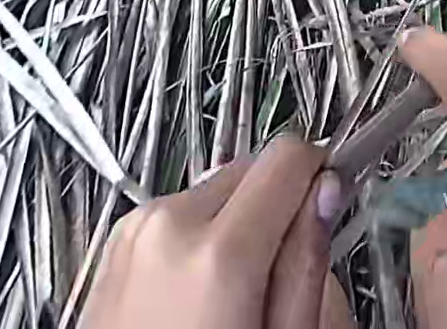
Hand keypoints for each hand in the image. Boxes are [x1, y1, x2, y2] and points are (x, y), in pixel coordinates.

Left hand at [78, 137, 343, 328]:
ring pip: (221, 185)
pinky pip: (184, 208)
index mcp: (218, 255)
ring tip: (230, 290)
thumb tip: (325, 192)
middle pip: (254, 167)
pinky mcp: (120, 240)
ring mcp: (139, 230)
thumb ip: (306, 265)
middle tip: (275, 273)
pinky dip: (202, 233)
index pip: (289, 156)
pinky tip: (196, 291)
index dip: (316, 173)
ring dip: (238, 218)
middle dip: (275, 204)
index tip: (324, 201)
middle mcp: (172, 225)